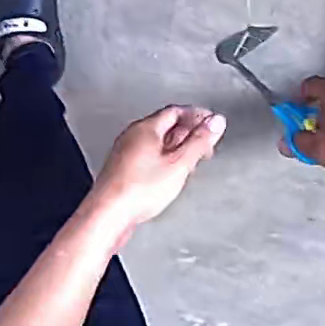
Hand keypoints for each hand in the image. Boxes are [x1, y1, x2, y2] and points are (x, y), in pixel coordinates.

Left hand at [88, 105, 225, 230]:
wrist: (108, 214)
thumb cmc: (138, 189)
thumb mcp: (178, 164)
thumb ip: (199, 142)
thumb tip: (215, 122)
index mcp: (146, 127)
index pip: (176, 111)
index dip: (196, 116)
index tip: (211, 122)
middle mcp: (133, 134)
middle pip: (166, 124)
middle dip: (188, 131)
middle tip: (205, 141)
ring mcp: (126, 151)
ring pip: (157, 140)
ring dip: (176, 146)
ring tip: (191, 159)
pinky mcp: (122, 168)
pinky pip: (148, 154)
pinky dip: (163, 158)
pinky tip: (169, 173)